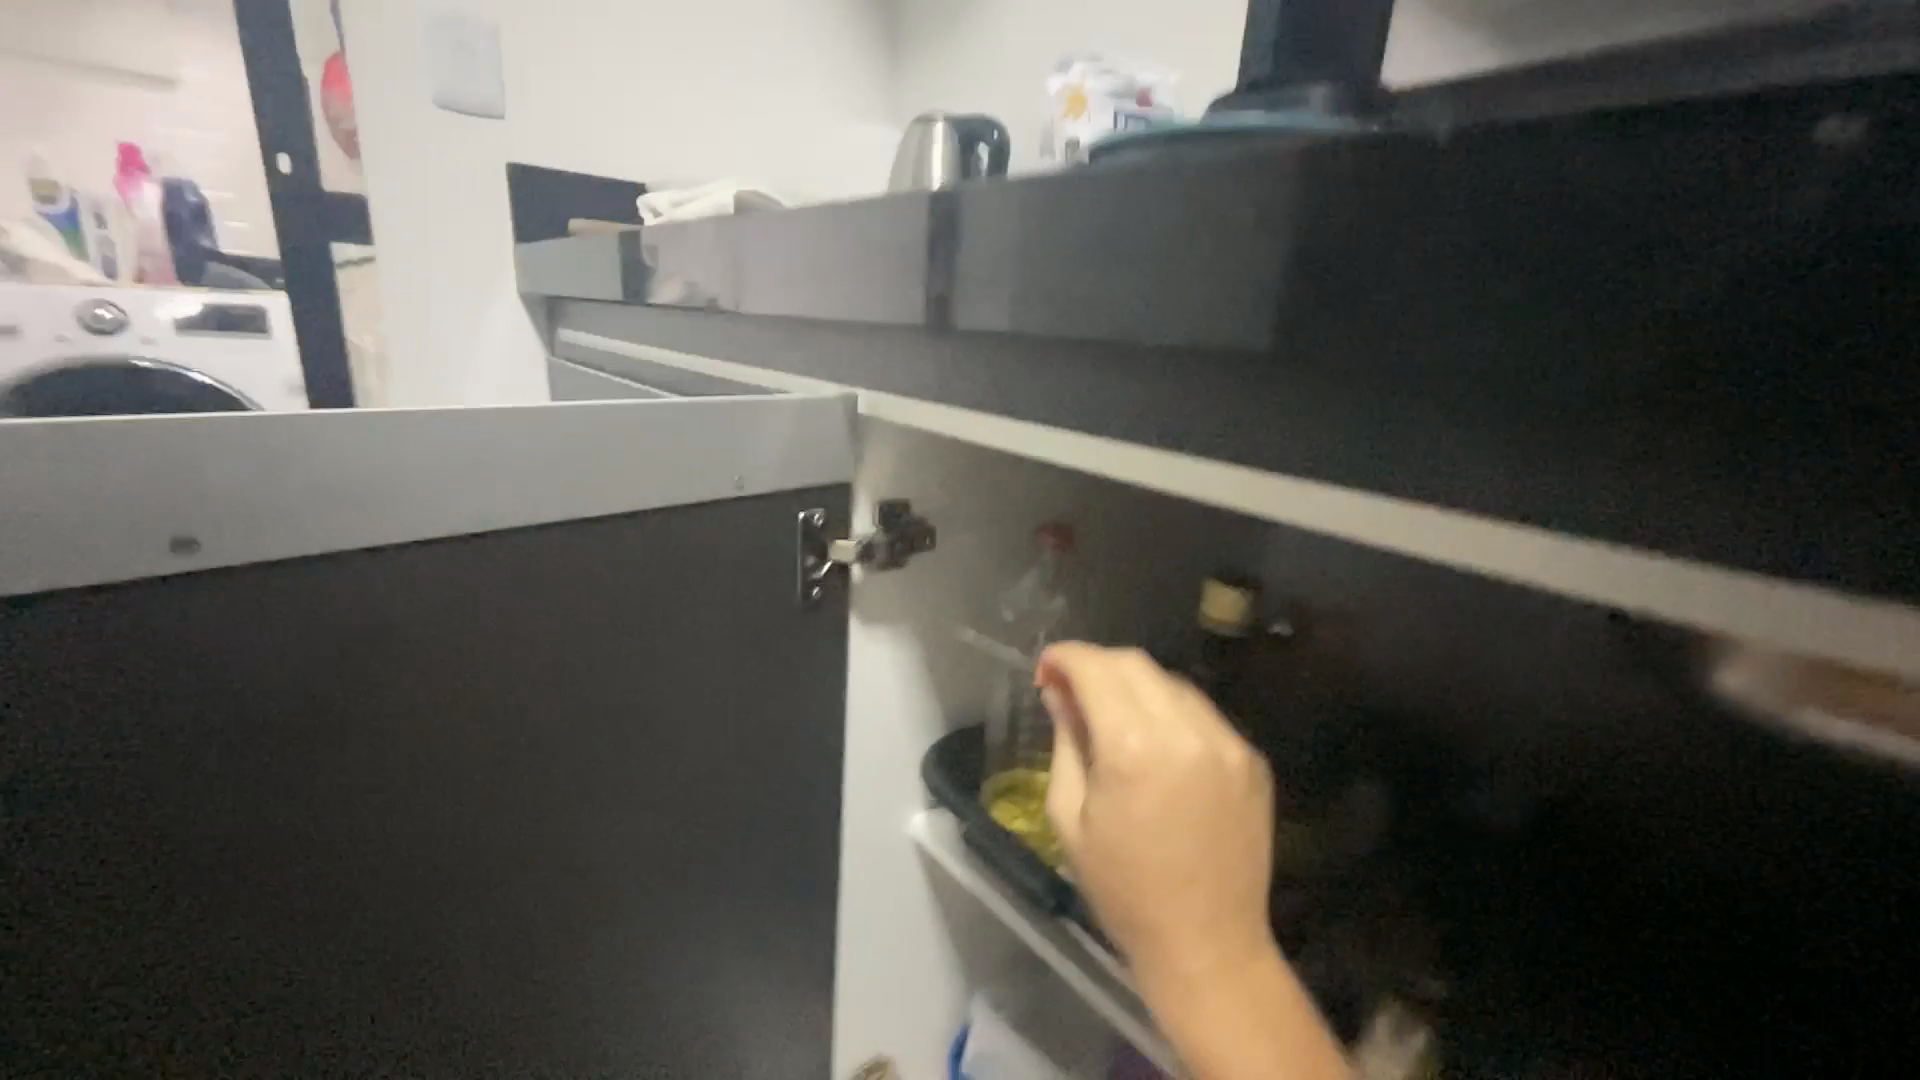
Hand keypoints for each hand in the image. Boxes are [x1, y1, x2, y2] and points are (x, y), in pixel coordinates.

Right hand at [1037, 643, 1277, 985]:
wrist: (1207, 943)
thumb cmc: (1122, 889)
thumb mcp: (1070, 817)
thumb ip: (1065, 742)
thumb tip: (1058, 694)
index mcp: (1133, 748)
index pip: (1095, 669)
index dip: (1064, 657)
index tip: (1045, 668)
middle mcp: (1186, 731)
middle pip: (1135, 663)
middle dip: (1096, 665)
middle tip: (1070, 688)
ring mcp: (1227, 743)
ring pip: (1171, 684)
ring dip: (1134, 686)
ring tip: (1112, 716)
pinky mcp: (1251, 759)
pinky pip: (1202, 714)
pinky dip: (1169, 712)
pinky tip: (1155, 743)